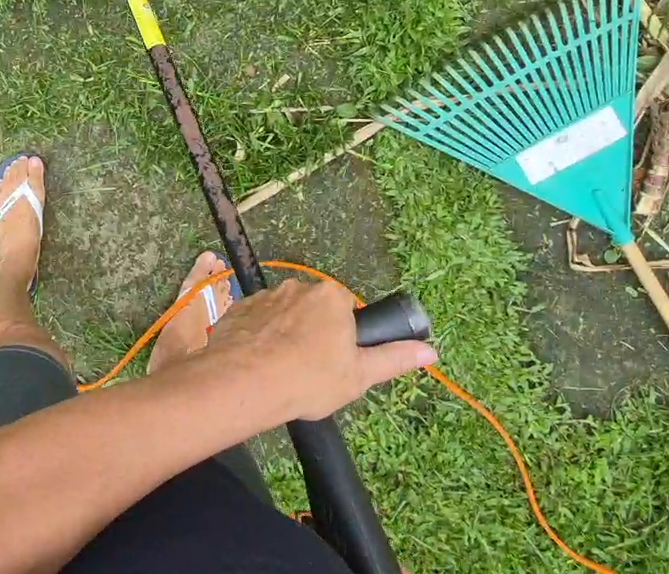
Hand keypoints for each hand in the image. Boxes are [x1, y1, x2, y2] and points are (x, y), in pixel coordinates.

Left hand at [204, 278, 436, 421]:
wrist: (245, 380)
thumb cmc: (310, 378)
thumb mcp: (359, 375)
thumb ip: (393, 359)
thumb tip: (429, 351)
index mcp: (330, 297)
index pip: (345, 306)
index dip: (344, 334)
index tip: (337, 359)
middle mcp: (297, 287)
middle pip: (312, 308)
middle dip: (314, 332)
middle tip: (311, 368)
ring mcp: (264, 296)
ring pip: (283, 314)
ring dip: (285, 334)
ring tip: (282, 369)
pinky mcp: (238, 308)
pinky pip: (256, 321)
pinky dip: (259, 337)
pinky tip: (258, 362)